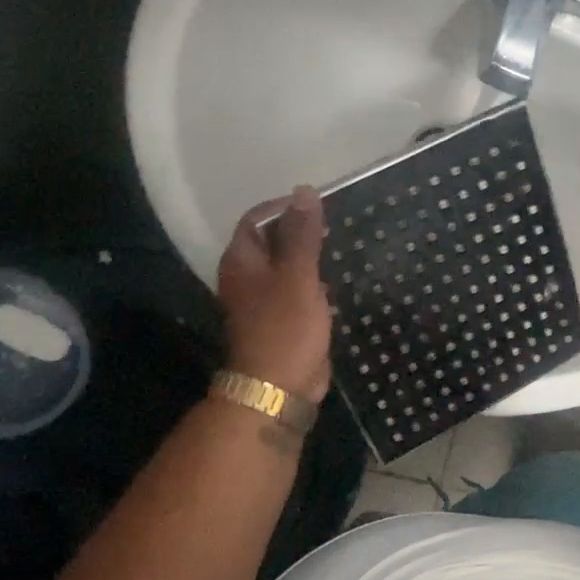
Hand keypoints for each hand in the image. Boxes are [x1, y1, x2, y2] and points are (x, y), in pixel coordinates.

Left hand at [216, 186, 331, 401]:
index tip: (319, 207)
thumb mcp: (298, 276)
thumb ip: (303, 235)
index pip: (257, 219)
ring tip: (338, 255)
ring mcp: (263, 303)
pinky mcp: (282, 324)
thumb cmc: (285, 328)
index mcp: (242, 261)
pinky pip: (296, 296)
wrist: (279, 388)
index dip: (285, 208)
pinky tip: (333, 289)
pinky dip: (312, 288)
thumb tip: (305, 191)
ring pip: (286, 271)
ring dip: (309, 262)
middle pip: (271, 244)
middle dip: (300, 234)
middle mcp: (247, 278)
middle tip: (334, 230)